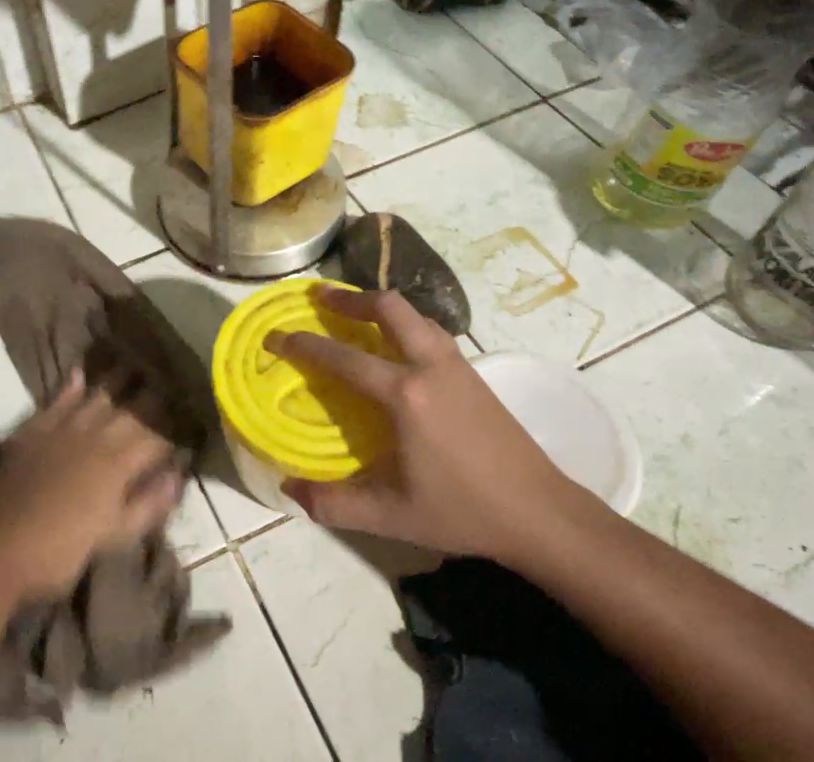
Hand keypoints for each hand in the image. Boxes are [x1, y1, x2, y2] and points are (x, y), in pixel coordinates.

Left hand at [0, 371, 184, 604]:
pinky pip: (57, 400)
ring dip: (118, 381)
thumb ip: (149, 504)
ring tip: (135, 365)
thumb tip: (177, 474)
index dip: (176, 427)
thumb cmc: (60, 552)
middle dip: (153, 396)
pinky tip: (80, 373)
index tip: (191, 414)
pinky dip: (71, 385)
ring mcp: (61, 430)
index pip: (157, 436)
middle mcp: (94, 436)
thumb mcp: (114, 538)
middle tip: (170, 379)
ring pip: (98, 397)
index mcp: (118, 463)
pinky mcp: (33, 431)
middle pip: (131, 410)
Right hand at [266, 286, 583, 560]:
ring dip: (381, 307)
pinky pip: (433, 331)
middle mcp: (431, 367)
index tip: (275, 336)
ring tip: (355, 314)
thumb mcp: (390, 515)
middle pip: (388, 309)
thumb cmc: (462, 511)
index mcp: (405, 395)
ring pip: (415, 315)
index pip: (343, 358)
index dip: (303, 344)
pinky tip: (398, 346)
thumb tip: (287, 488)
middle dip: (349, 298)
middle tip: (318, 298)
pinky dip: (406, 324)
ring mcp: (458, 366)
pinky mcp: (475, 375)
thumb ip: (333, 503)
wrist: (538, 511)